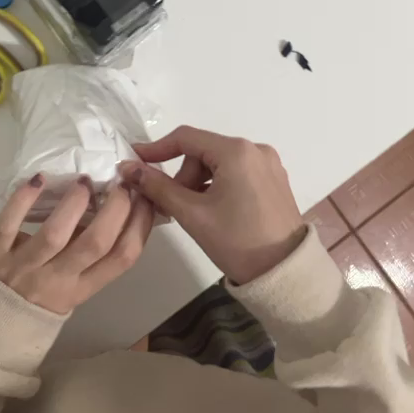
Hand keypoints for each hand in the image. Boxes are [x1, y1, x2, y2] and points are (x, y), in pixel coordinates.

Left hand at [0, 176, 155, 314]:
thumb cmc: (36, 300)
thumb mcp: (71, 288)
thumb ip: (89, 258)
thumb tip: (115, 209)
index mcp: (80, 289)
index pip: (121, 258)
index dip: (139, 225)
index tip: (145, 198)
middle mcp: (56, 279)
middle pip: (95, 243)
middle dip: (114, 209)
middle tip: (120, 184)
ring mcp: (24, 266)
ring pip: (54, 234)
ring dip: (74, 203)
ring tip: (84, 181)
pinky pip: (9, 222)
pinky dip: (24, 198)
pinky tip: (40, 179)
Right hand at [120, 126, 302, 284]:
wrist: (286, 274)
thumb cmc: (237, 242)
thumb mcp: (192, 214)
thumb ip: (157, 187)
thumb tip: (128, 168)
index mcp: (236, 152)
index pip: (185, 138)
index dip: (156, 149)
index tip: (134, 163)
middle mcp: (255, 149)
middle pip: (203, 152)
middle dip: (182, 176)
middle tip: (171, 207)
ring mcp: (268, 165)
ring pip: (219, 164)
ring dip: (198, 184)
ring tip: (192, 214)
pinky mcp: (274, 181)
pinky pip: (236, 174)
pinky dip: (217, 187)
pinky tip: (212, 212)